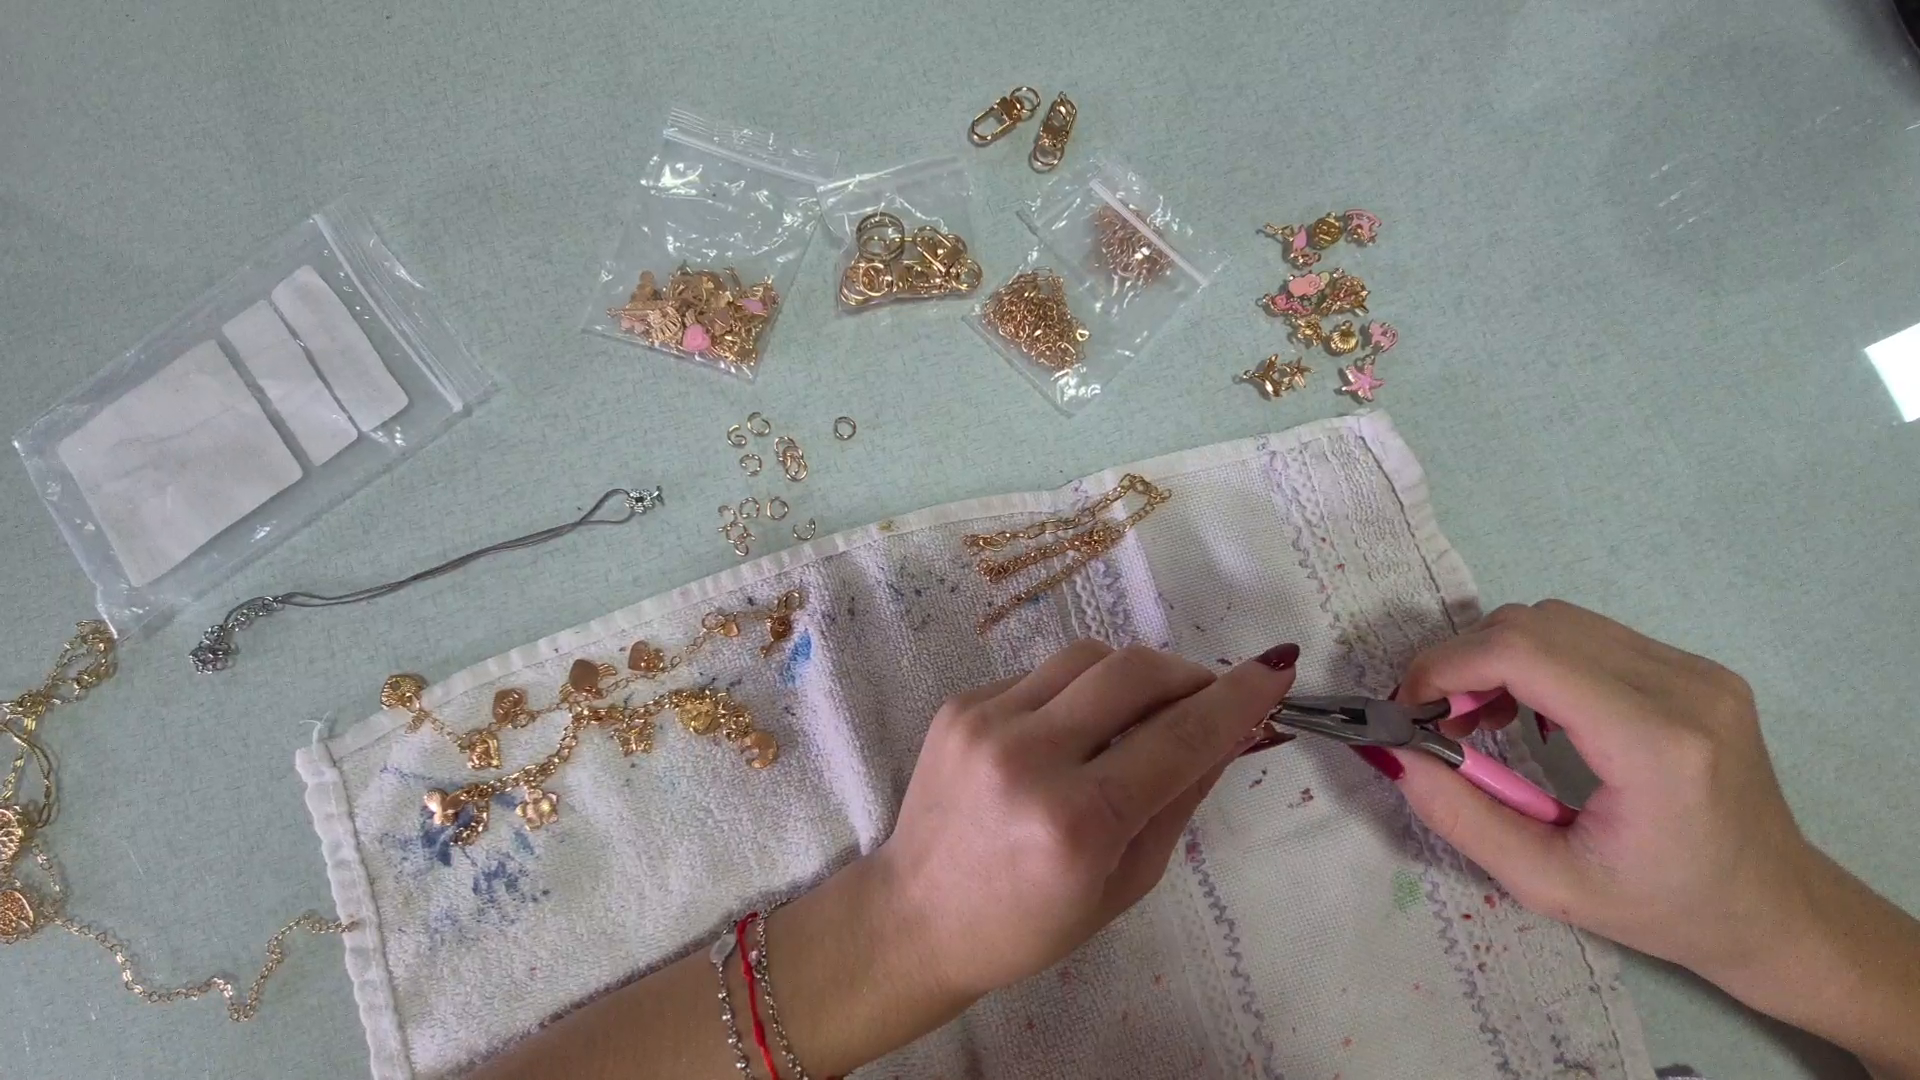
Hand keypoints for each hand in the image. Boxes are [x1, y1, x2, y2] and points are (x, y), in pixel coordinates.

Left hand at [875, 638, 1299, 1000]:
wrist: (917, 914)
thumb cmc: (1032, 922)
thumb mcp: (1127, 881)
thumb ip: (1180, 796)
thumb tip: (1228, 727)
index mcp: (1077, 821)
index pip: (1178, 738)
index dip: (1235, 698)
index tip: (1273, 670)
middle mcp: (1027, 757)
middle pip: (1131, 670)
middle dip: (1184, 672)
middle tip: (1203, 694)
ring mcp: (984, 722)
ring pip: (1085, 656)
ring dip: (1128, 675)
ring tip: (1133, 716)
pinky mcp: (957, 704)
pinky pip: (1040, 676)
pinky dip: (1072, 694)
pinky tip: (1066, 735)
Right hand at [1386, 600, 1809, 979]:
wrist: (1781, 912)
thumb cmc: (1664, 908)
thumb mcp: (1545, 883)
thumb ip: (1459, 816)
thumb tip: (1395, 753)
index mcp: (1655, 745)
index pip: (1523, 653)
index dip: (1446, 666)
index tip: (1411, 708)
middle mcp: (1682, 687)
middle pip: (1529, 625)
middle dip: (1461, 661)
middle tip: (1441, 720)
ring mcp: (1693, 669)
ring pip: (1549, 619)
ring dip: (1491, 656)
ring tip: (1481, 714)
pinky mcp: (1689, 667)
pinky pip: (1578, 633)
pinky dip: (1527, 657)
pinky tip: (1528, 706)